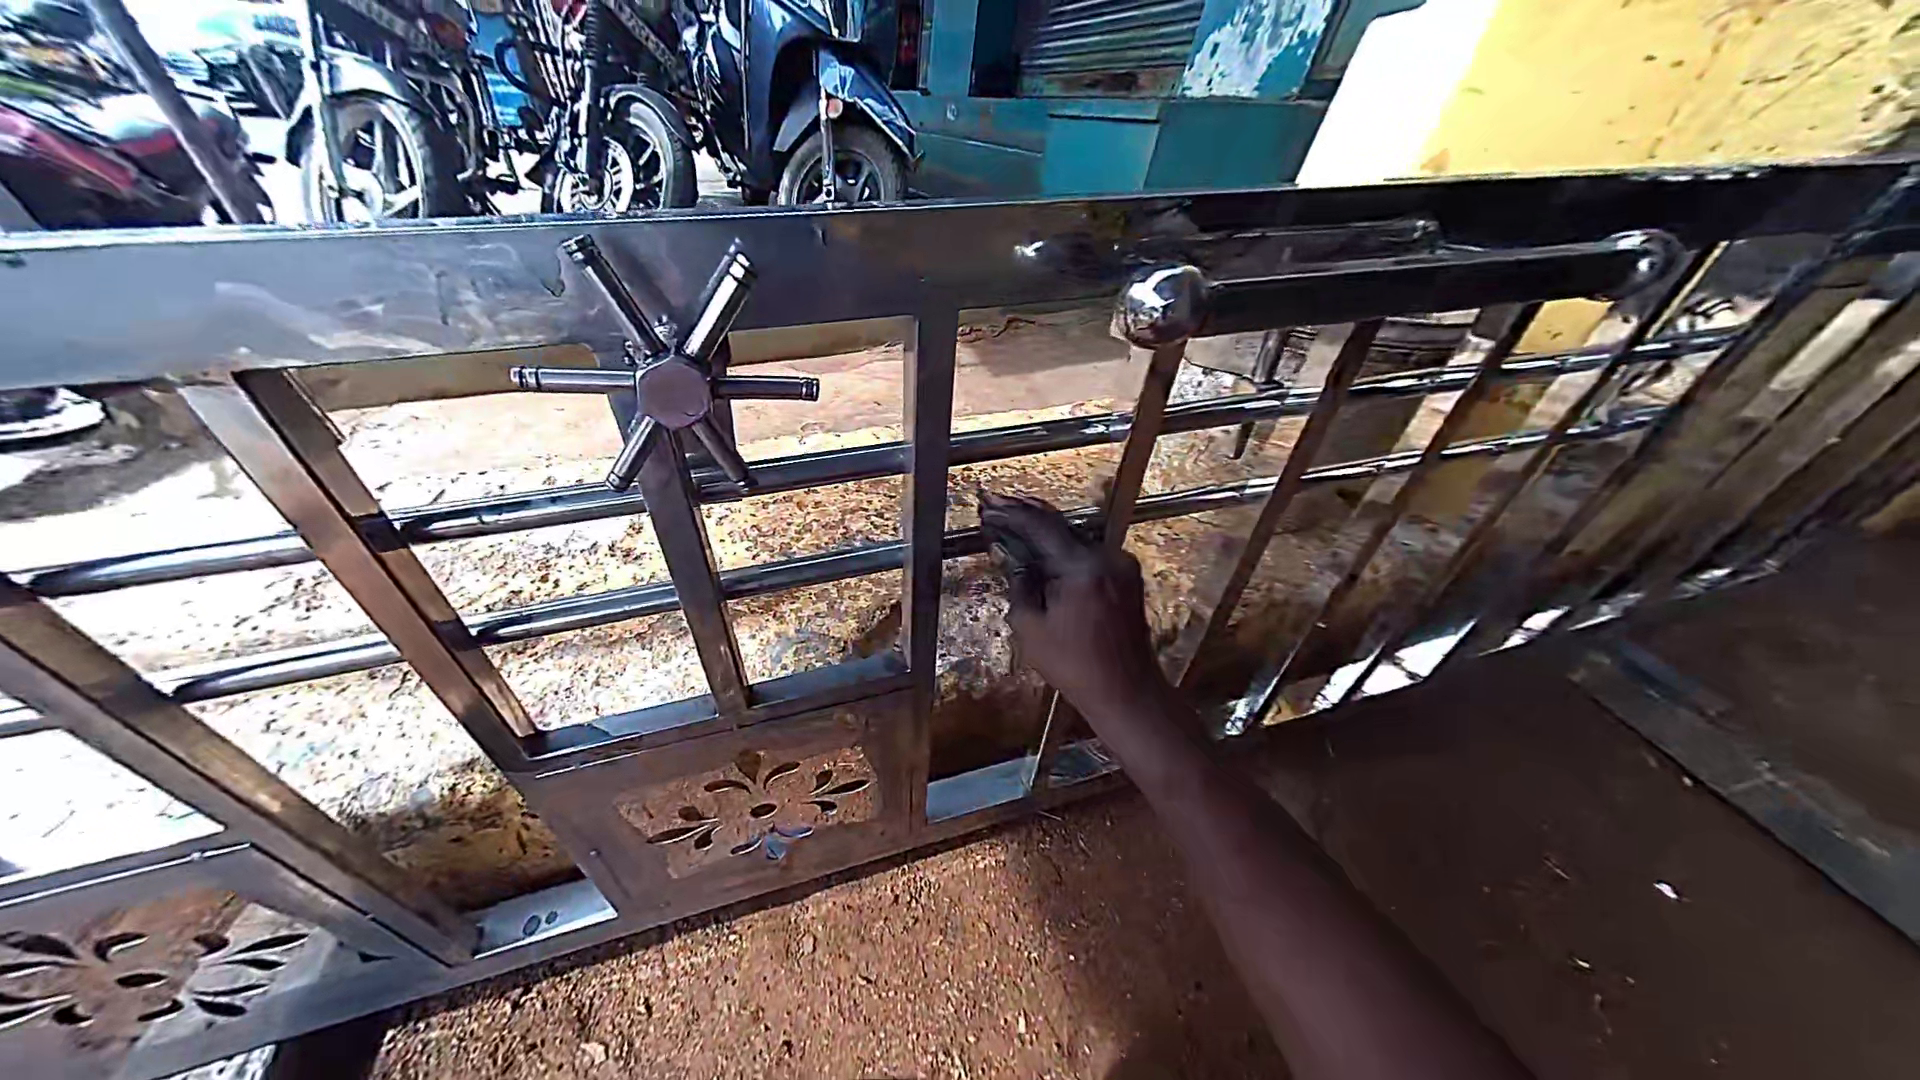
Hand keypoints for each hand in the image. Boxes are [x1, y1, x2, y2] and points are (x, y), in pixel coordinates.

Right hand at [979, 492, 1165, 713]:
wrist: (1126, 690)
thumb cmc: (1074, 665)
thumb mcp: (1030, 626)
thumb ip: (1018, 581)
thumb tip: (1005, 551)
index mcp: (1082, 567)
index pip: (1040, 526)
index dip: (1010, 514)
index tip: (987, 505)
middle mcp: (1106, 557)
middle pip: (1059, 525)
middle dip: (1025, 514)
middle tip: (994, 504)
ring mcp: (1121, 564)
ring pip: (1073, 537)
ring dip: (1043, 531)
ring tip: (1012, 521)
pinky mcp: (1126, 575)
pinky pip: (1087, 552)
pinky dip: (1063, 548)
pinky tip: (1042, 548)